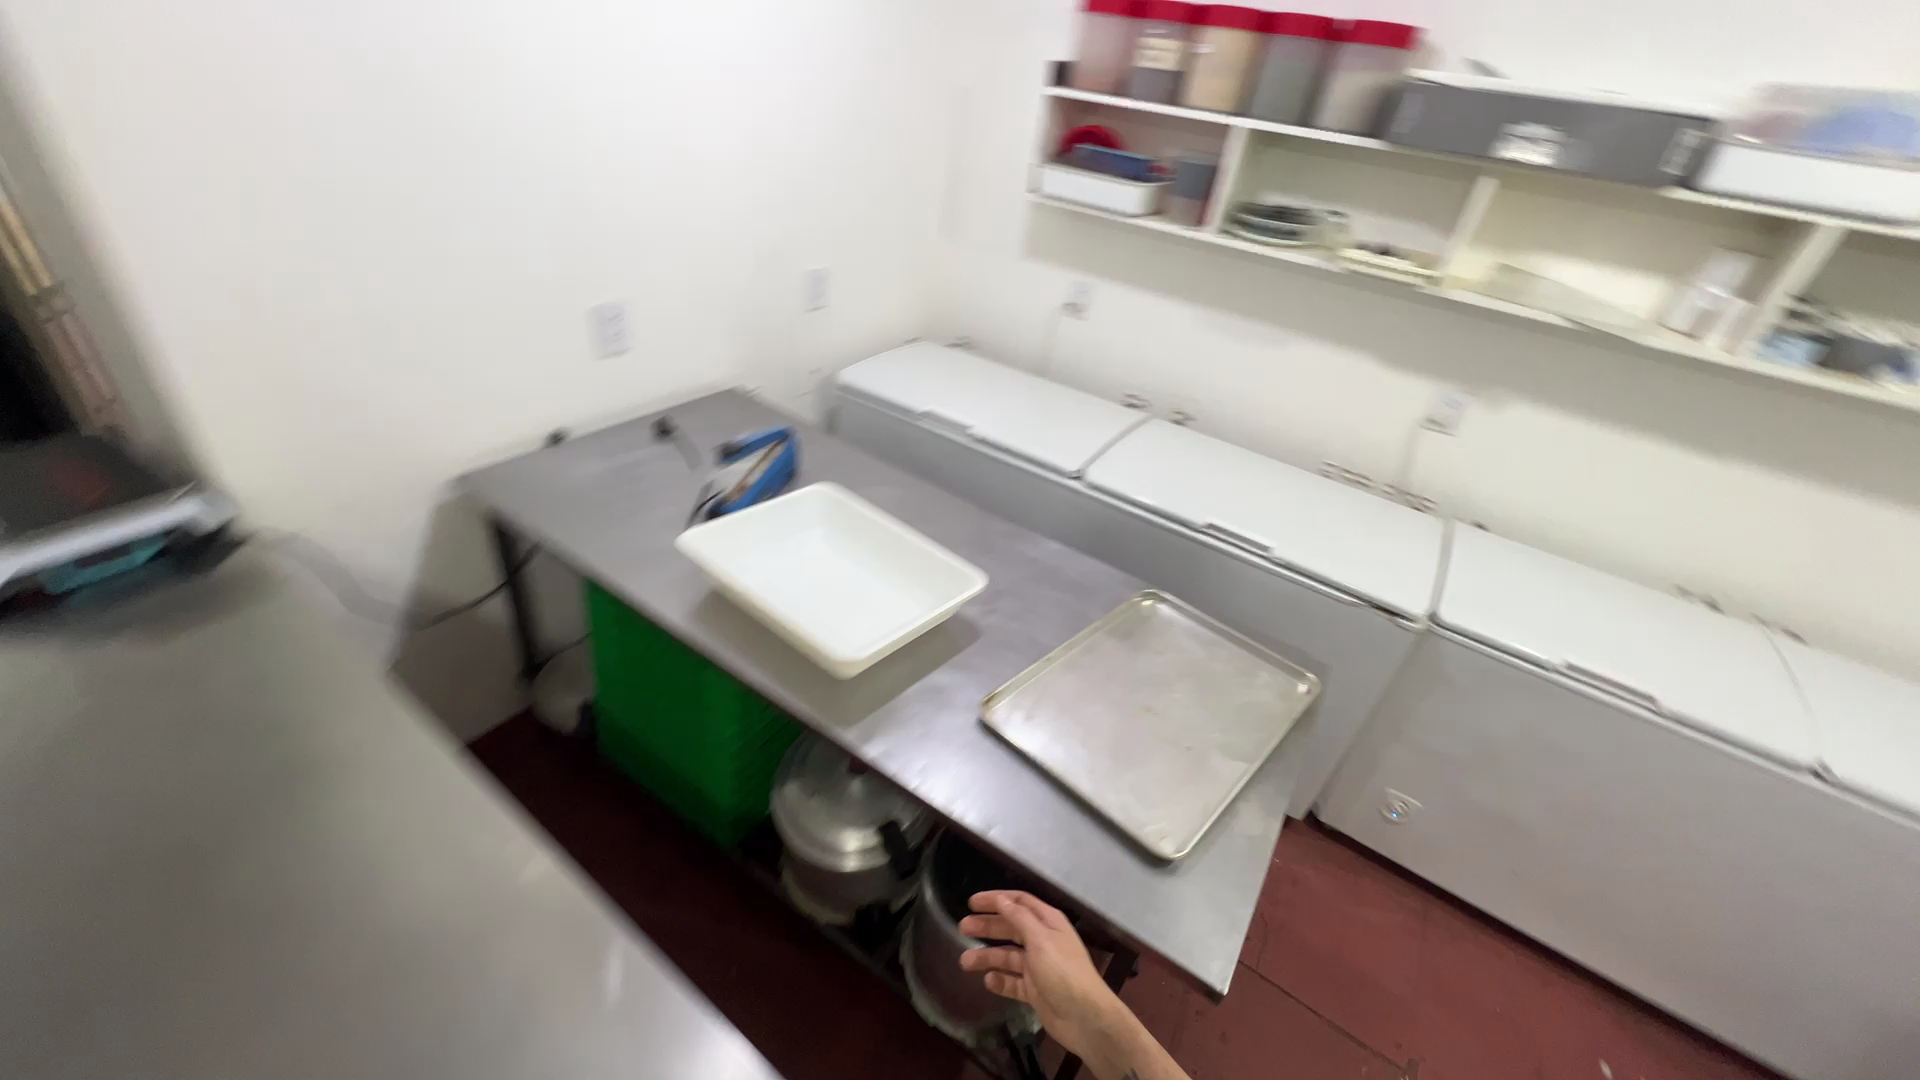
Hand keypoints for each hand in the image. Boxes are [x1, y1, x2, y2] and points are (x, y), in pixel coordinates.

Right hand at [958, 891, 1127, 1063]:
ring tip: (965, 962)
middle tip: (962, 927)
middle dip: (987, 927)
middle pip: (1010, 928)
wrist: (1084, 1018)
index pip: (1019, 902)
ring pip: (1007, 956)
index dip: (996, 899)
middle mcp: (1042, 940)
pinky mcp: (1034, 990)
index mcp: (1047, 922)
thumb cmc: (1063, 971)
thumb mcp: (1041, 939)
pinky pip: (1012, 982)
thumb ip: (1020, 918)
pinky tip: (988, 981)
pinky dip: (1000, 981)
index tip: (972, 902)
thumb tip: (1001, 899)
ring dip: (987, 957)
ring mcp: (1037, 966)